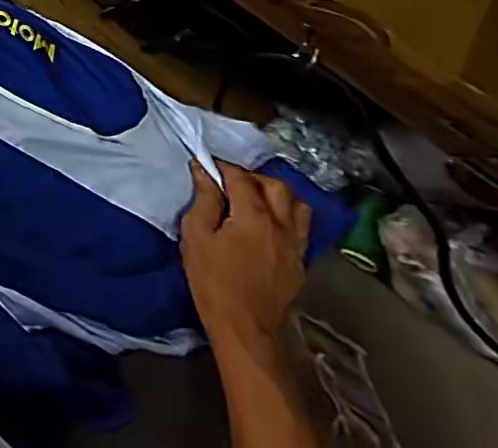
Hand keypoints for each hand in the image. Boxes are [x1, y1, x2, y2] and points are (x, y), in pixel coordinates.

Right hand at [181, 159, 312, 353]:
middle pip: (275, 185)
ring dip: (277, 195)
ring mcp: (295, 244)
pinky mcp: (300, 262)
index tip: (207, 167)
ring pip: (296, 204)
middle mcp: (281, 224)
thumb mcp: (196, 237)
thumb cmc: (214, 283)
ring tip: (257, 201)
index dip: (222, 168)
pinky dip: (287, 217)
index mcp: (253, 216)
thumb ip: (204, 200)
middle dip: (252, 178)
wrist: (244, 330)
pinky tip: (270, 226)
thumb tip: (205, 172)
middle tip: (231, 184)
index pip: (240, 177)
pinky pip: (301, 227)